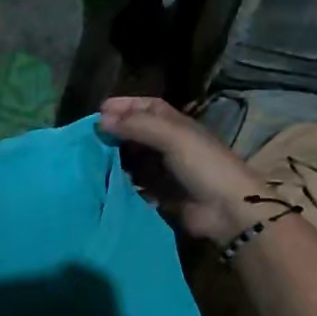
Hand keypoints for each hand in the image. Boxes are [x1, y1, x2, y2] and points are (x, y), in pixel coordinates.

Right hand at [99, 97, 268, 242]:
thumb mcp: (172, 137)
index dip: (125, 105)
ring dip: (115, 156)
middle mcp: (170, 145)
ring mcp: (164, 170)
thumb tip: (101, 120)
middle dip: (115, 131)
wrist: (226, 210)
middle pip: (137, 132)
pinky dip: (120, 180)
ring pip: (133, 158)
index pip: (148, 107)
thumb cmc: (203, 166)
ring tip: (92, 157)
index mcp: (178, 125)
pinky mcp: (159, 193)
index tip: (99, 111)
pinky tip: (104, 180)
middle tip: (90, 136)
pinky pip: (134, 183)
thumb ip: (137, 126)